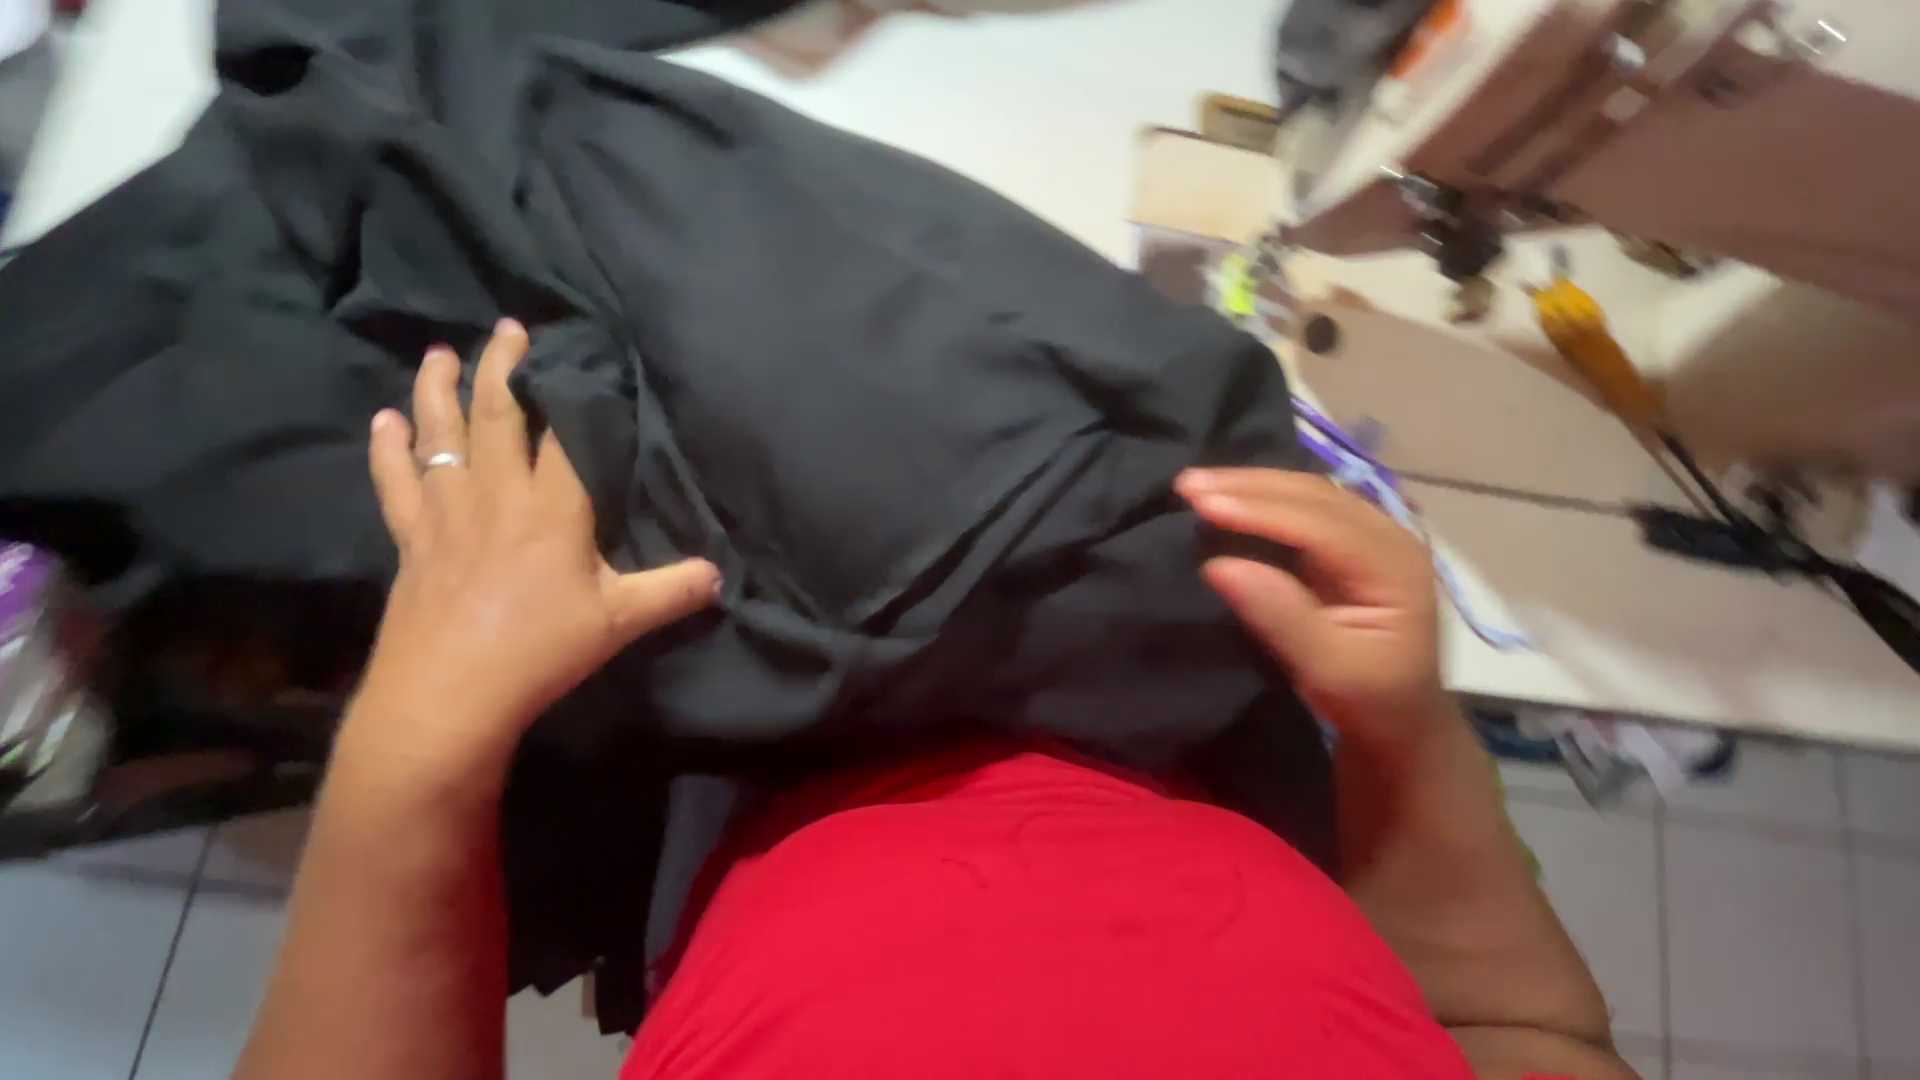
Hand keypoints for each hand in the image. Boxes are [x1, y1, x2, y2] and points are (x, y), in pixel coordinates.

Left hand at [350, 319, 718, 770]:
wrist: (448, 696)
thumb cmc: (540, 651)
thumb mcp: (621, 622)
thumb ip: (674, 591)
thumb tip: (722, 575)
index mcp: (552, 510)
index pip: (563, 434)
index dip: (572, 391)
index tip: (577, 353)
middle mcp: (496, 497)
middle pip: (498, 417)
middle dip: (506, 368)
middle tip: (511, 328)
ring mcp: (448, 516)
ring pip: (441, 438)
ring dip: (439, 392)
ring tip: (440, 353)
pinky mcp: (414, 542)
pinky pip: (398, 484)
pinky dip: (389, 450)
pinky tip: (383, 422)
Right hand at [1177, 468, 1446, 747]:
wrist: (1399, 717)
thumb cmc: (1368, 699)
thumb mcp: (1327, 669)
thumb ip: (1279, 615)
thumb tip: (1218, 565)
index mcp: (1393, 565)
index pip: (1319, 524)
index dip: (1258, 511)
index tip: (1202, 505)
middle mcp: (1389, 534)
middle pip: (1314, 495)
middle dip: (1247, 486)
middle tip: (1186, 484)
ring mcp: (1371, 532)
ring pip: (1307, 491)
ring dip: (1250, 485)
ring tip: (1195, 484)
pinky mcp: (1348, 540)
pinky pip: (1303, 504)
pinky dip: (1261, 496)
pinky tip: (1227, 494)